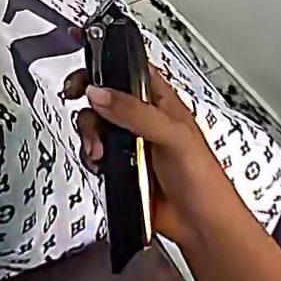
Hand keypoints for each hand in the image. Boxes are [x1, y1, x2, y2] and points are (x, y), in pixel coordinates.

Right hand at [65, 64, 243, 244]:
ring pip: (94, 120)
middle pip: (103, 91)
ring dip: (89, 132)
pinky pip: (93, 148)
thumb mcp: (173, 136)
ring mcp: (129, 139)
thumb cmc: (205, 181)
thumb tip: (99, 93)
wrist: (202, 228)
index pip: (129, 65)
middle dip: (87, 94)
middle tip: (76, 94)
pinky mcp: (119, 162)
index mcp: (159, 99)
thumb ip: (135, 111)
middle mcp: (141, 115)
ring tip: (99, 149)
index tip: (84, 51)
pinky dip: (90, 154)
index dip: (106, 55)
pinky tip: (101, 163)